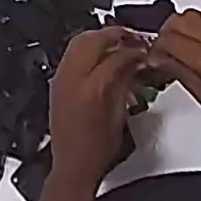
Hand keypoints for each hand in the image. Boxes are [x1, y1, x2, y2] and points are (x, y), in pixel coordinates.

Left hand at [48, 27, 146, 192]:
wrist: (73, 166)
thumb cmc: (96, 151)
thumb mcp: (120, 115)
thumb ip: (126, 83)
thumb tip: (134, 63)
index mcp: (92, 88)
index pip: (116, 55)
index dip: (134, 49)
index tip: (144, 50)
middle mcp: (72, 78)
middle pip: (93, 39)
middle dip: (115, 34)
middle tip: (132, 38)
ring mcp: (61, 79)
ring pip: (79, 42)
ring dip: (99, 38)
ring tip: (117, 43)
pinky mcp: (56, 82)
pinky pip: (71, 54)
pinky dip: (87, 48)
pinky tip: (100, 55)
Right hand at [147, 10, 200, 139]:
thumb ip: (177, 71)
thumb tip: (156, 58)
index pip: (169, 39)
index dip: (156, 47)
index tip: (153, 56)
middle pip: (178, 20)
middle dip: (165, 33)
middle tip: (162, 49)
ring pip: (192, 15)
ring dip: (180, 27)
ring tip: (179, 46)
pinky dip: (197, 27)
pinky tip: (197, 45)